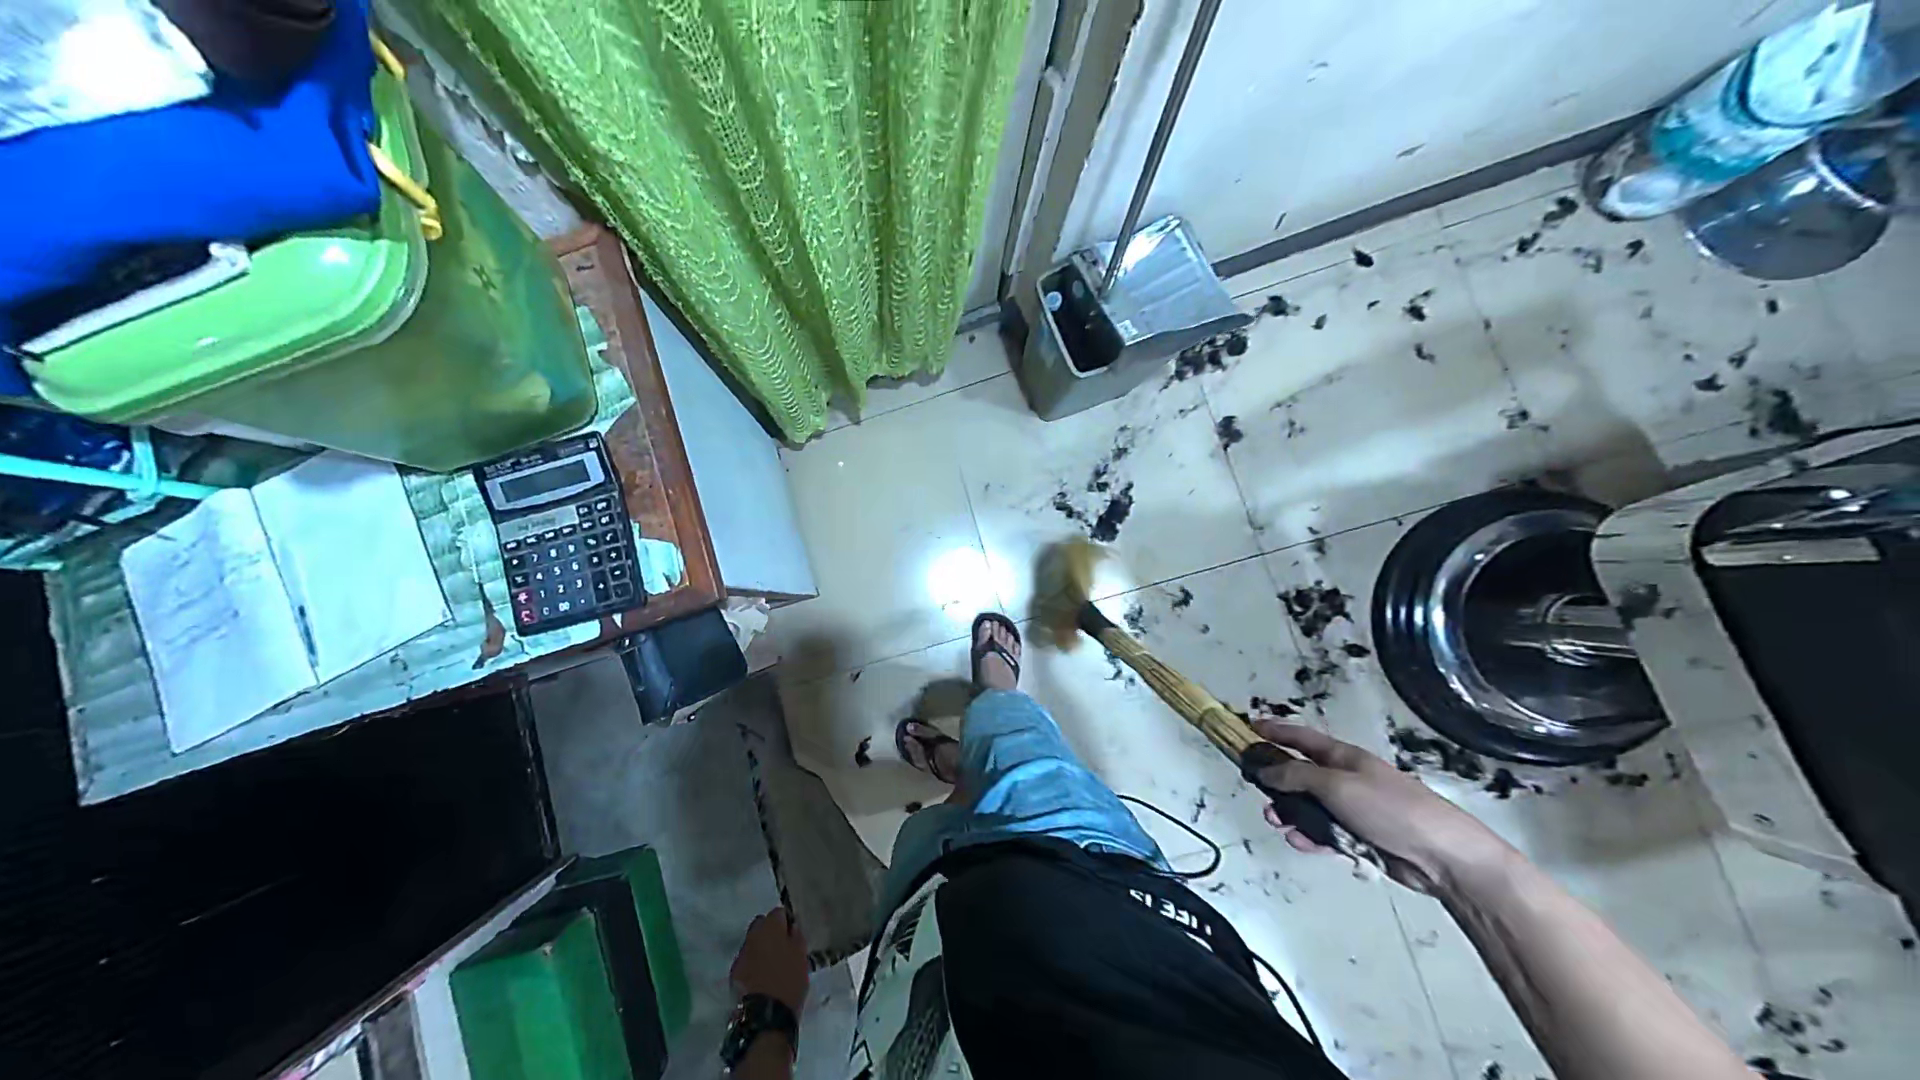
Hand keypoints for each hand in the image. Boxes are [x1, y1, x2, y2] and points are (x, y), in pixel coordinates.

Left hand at [730, 907, 808, 1011]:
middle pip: (761, 924)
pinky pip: (746, 960)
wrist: (765, 1016)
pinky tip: (761, 976)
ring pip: (752, 942)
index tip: (793, 934)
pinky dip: (753, 963)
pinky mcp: (734, 973)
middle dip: (770, 931)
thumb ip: (796, 938)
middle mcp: (752, 936)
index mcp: (771, 928)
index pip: (778, 912)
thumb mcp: (802, 957)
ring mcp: (741, 955)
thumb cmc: (789, 982)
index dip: (786, 922)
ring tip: (772, 963)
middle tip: (782, 946)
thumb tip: (792, 928)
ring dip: (760, 947)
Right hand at [1249, 721, 1511, 893]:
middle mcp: (1346, 779)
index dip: (1275, 731)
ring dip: (1291, 815)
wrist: (1444, 857)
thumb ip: (1296, 775)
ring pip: (1309, 807)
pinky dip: (1311, 838)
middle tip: (1260, 794)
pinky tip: (1303, 843)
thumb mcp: (1337, 785)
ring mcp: (1354, 809)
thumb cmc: (1390, 809)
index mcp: (1343, 757)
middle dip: (1277, 784)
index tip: (1248, 728)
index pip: (1301, 738)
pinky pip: (1324, 833)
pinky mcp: (1360, 837)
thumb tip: (1265, 768)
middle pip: (1300, 775)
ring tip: (1280, 824)